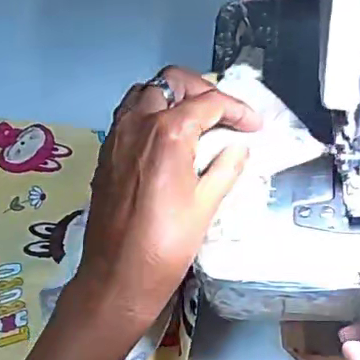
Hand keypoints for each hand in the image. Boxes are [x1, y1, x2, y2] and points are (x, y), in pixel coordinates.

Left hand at [67, 67, 260, 340]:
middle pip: (171, 82)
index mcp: (167, 133)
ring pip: (143, 94)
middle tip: (222, 113)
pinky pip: (127, 117)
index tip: (254, 125)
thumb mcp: (206, 205)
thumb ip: (226, 167)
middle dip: (201, 90)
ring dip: (171, 98)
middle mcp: (137, 125)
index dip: (237, 109)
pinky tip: (164, 141)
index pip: (208, 102)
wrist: (118, 276)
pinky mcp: (105, 155)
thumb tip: (238, 147)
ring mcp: (116, 138)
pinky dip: (148, 116)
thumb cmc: (166, 246)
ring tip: (193, 122)